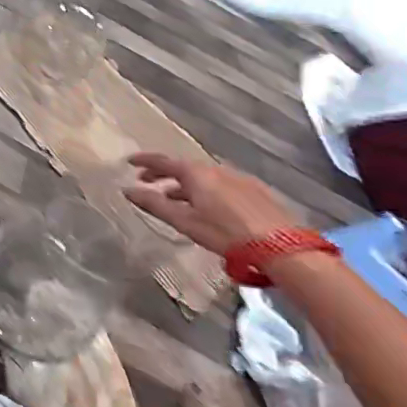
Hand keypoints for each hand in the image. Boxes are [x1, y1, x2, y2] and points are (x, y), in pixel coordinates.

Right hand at [122, 153, 298, 254]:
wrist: (279, 245)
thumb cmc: (224, 233)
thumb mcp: (184, 221)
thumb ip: (154, 204)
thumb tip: (127, 190)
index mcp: (196, 174)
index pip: (164, 161)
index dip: (145, 161)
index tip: (129, 161)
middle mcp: (217, 170)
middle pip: (184, 167)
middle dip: (163, 173)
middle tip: (146, 181)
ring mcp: (238, 178)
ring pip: (203, 176)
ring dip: (183, 184)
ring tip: (172, 197)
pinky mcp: (254, 190)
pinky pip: (220, 183)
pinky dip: (204, 188)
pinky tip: (205, 204)